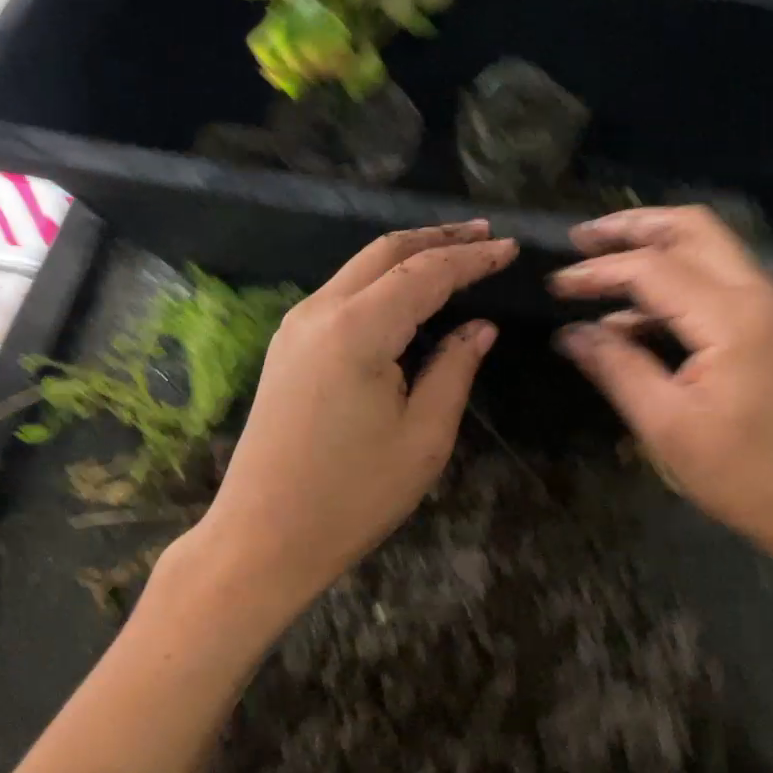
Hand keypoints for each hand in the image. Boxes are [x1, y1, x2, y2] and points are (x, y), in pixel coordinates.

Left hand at [202, 221, 516, 600]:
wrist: (261, 538)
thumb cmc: (352, 496)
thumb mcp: (423, 437)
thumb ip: (454, 368)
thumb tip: (479, 326)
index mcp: (357, 329)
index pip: (426, 272)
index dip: (472, 257)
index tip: (510, 247)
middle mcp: (320, 310)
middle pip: (386, 250)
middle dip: (439, 237)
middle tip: (486, 234)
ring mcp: (296, 325)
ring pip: (360, 266)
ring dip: (409, 254)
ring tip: (456, 253)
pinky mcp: (287, 345)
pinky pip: (343, 292)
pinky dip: (383, 280)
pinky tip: (410, 294)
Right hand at [549, 207, 772, 569]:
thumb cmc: (748, 477)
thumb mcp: (669, 428)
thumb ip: (617, 369)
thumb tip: (570, 333)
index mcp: (732, 317)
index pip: (651, 269)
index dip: (598, 272)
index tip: (554, 285)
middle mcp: (757, 294)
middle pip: (690, 228)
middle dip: (631, 226)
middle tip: (581, 239)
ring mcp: (771, 307)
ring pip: (708, 247)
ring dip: (655, 247)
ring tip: (600, 268)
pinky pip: (718, 279)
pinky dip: (675, 280)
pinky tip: (635, 316)